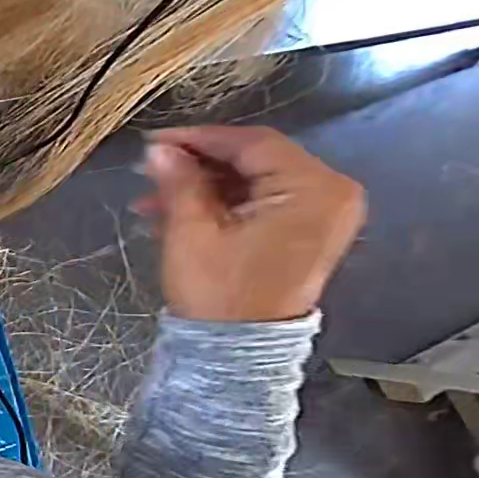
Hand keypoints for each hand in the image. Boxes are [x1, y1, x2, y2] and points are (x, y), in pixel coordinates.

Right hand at [140, 126, 364, 322]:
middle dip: (198, 162)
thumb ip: (179, 183)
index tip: (152, 141)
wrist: (236, 340)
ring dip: (201, 183)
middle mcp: (329, 193)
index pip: (254, 144)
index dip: (200, 138)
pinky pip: (258, 199)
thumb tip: (159, 150)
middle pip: (257, 159)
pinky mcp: (303, 229)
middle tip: (148, 168)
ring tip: (152, 196)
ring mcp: (320, 213)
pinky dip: (217, 200)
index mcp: (312, 189)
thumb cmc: (216, 284)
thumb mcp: (190, 230)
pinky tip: (175, 210)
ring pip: (252, 179)